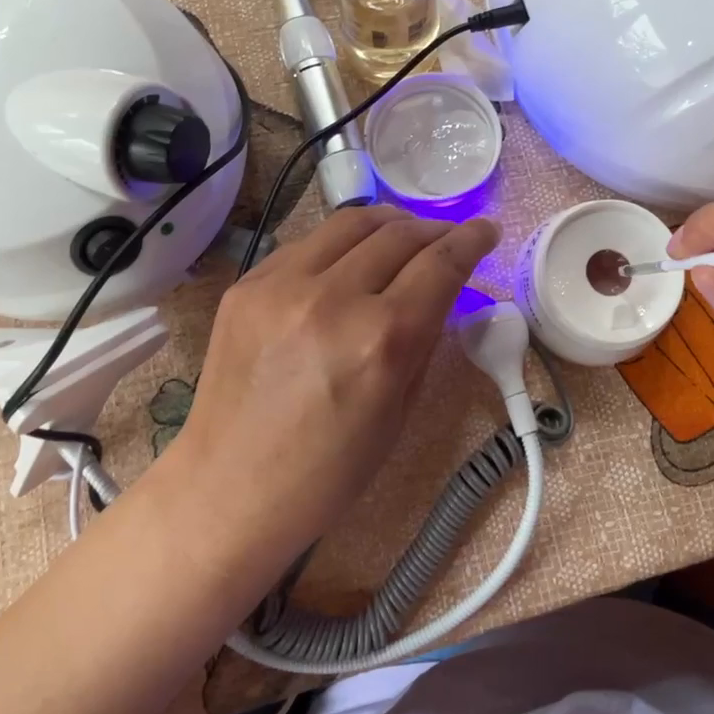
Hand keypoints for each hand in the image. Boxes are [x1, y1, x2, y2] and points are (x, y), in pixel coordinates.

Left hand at [168, 206, 498, 559]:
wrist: (228, 490)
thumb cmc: (328, 473)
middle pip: (399, 235)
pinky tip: (349, 260)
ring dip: (390, 223)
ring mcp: (282, 285)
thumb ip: (424, 341)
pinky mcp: (247, 285)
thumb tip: (441, 293)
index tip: (486, 230)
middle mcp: (333, 298)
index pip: (441, 263)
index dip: (472, 240)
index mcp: (382, 340)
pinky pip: (307, 244)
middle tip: (449, 237)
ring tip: (405, 234)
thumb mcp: (399, 412)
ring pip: (351, 223)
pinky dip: (341, 244)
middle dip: (435, 229)